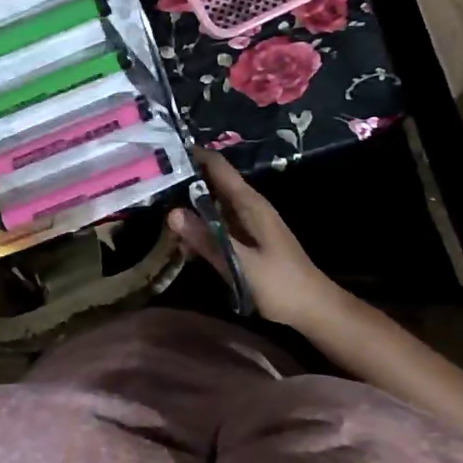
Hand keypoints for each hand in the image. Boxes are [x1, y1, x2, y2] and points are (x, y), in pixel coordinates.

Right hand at [168, 149, 344, 326]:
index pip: (217, 166)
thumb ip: (207, 239)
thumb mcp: (241, 264)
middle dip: (181, 180)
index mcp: (249, 203)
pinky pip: (214, 223)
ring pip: (210, 203)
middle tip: (147, 182)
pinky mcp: (243, 239)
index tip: (160, 152)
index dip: (191, 154)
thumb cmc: (282, 284)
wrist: (314, 310)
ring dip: (186, 206)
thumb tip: (171, 213)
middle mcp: (246, 206)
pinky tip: (178, 240)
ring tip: (153, 208)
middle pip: (210, 181)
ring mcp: (245, 222)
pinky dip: (197, 226)